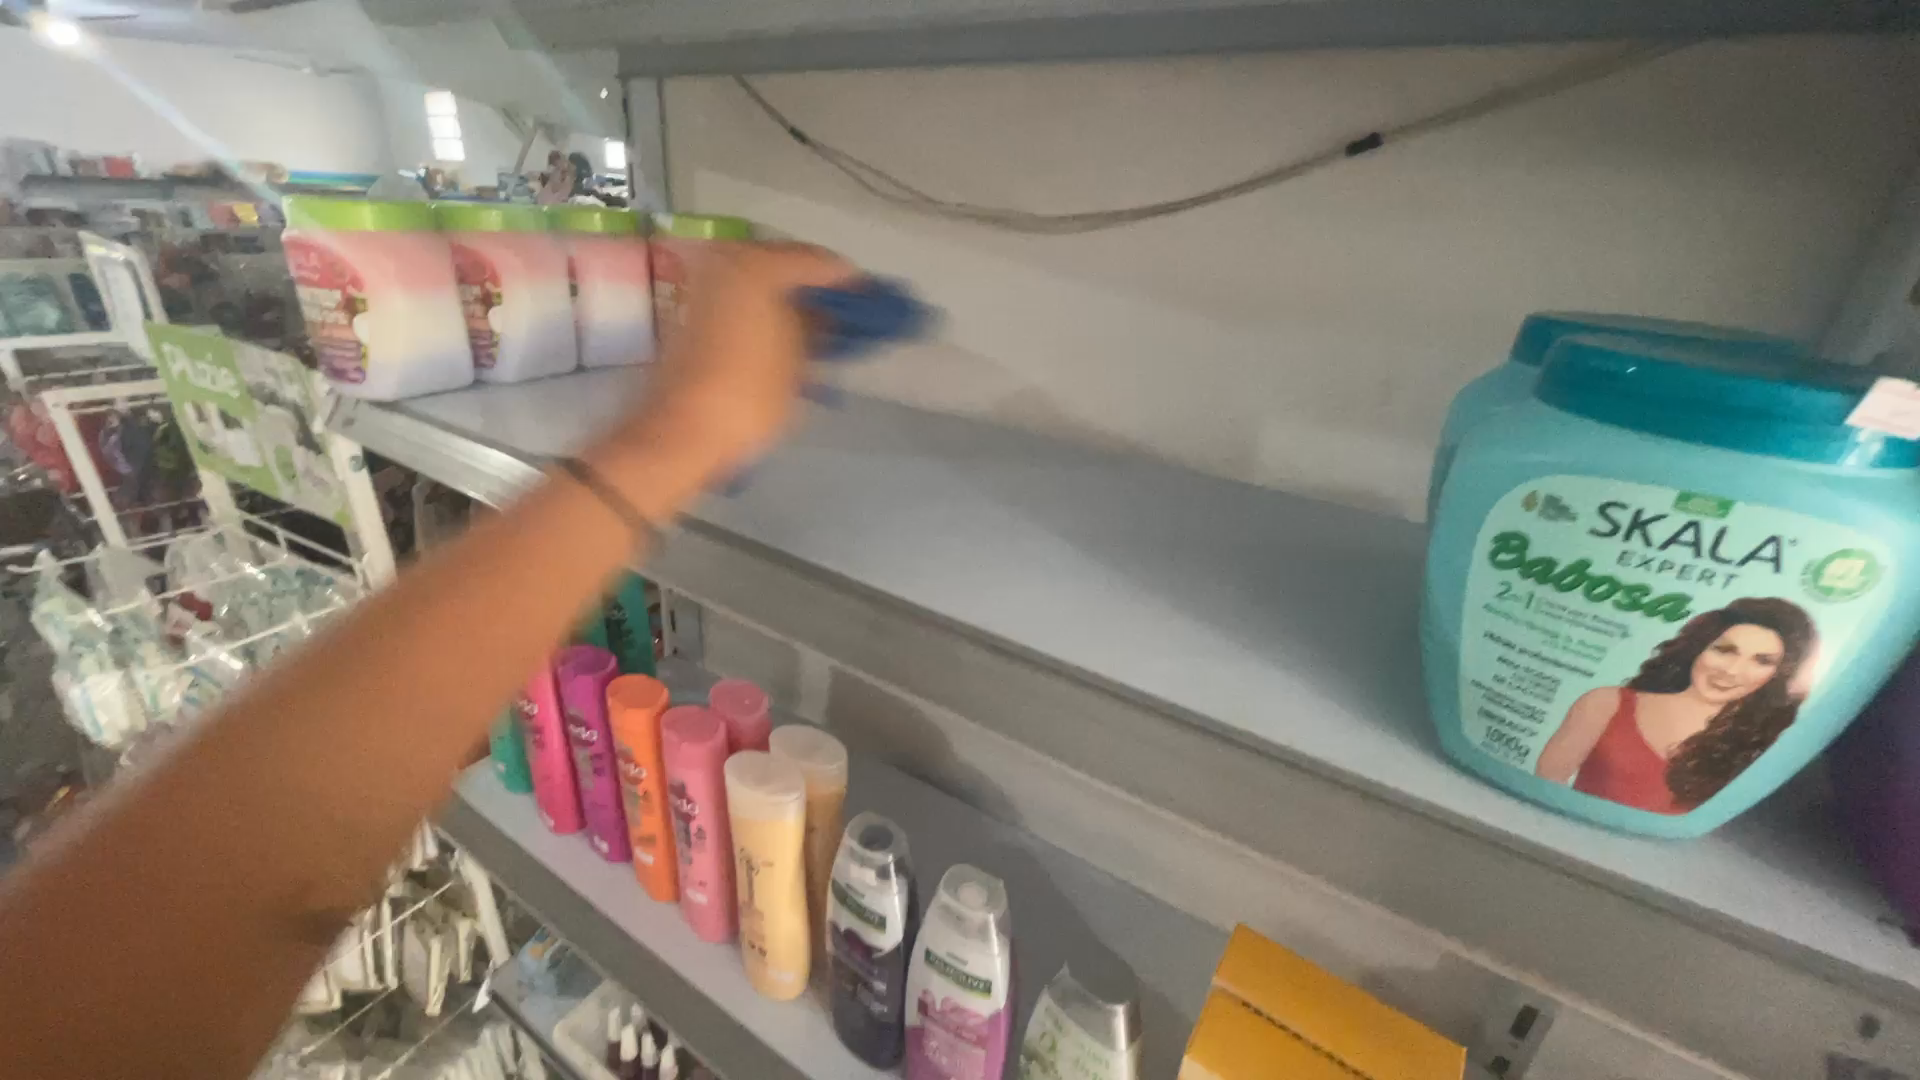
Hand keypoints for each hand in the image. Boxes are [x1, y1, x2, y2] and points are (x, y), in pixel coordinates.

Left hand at [587, 242, 854, 522]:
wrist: (686, 432)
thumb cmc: (750, 393)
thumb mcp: (799, 359)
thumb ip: (820, 325)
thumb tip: (830, 314)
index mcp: (755, 264)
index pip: (819, 261)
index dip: (851, 283)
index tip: (877, 301)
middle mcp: (726, 263)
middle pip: (788, 267)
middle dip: (821, 291)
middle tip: (852, 316)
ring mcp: (707, 287)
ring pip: (766, 285)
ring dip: (797, 304)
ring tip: (829, 332)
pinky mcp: (696, 314)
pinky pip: (748, 303)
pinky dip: (773, 315)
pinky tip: (797, 339)